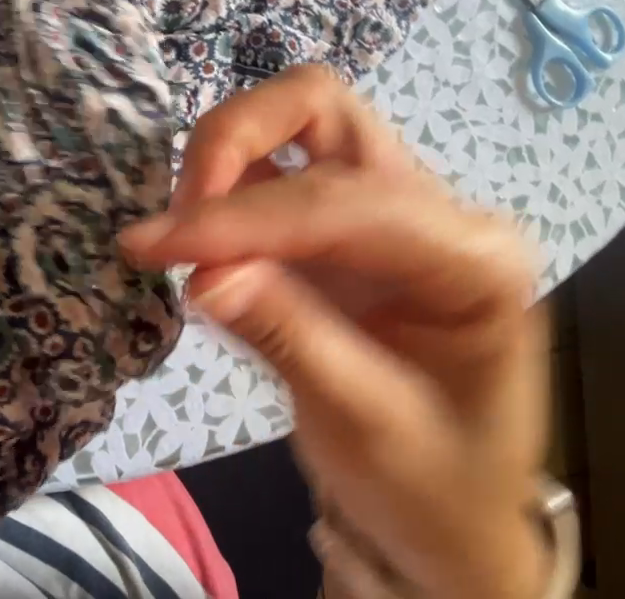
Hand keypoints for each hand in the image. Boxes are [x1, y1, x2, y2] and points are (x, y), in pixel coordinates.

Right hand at [122, 66, 548, 598]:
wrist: (448, 516)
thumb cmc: (432, 486)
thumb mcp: (369, 428)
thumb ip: (290, 338)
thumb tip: (202, 275)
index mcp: (471, 257)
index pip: (339, 203)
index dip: (240, 218)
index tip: (153, 246)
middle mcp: (432, 207)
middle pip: (319, 107)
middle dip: (234, 140)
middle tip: (179, 217)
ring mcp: (383, 202)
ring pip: (292, 117)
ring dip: (224, 155)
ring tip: (183, 234)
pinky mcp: (338, 216)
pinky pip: (270, 165)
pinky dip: (223, 184)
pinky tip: (199, 239)